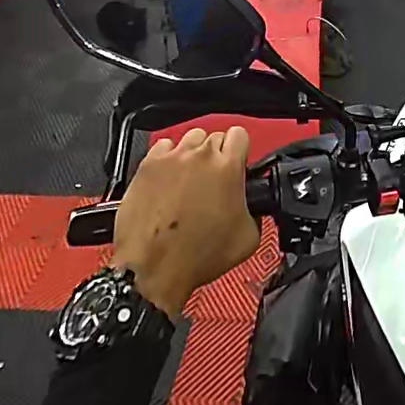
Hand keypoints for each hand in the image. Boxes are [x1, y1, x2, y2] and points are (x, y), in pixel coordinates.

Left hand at [110, 126, 259, 317]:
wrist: (153, 270)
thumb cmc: (194, 256)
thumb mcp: (248, 238)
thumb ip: (256, 211)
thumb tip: (253, 206)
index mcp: (228, 167)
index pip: (240, 134)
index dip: (240, 148)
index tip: (236, 161)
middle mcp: (201, 156)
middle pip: (216, 136)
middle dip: (217, 155)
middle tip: (213, 179)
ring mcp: (173, 158)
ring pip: (191, 138)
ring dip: (194, 154)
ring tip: (190, 178)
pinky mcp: (148, 165)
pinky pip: (163, 146)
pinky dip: (168, 158)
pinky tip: (169, 178)